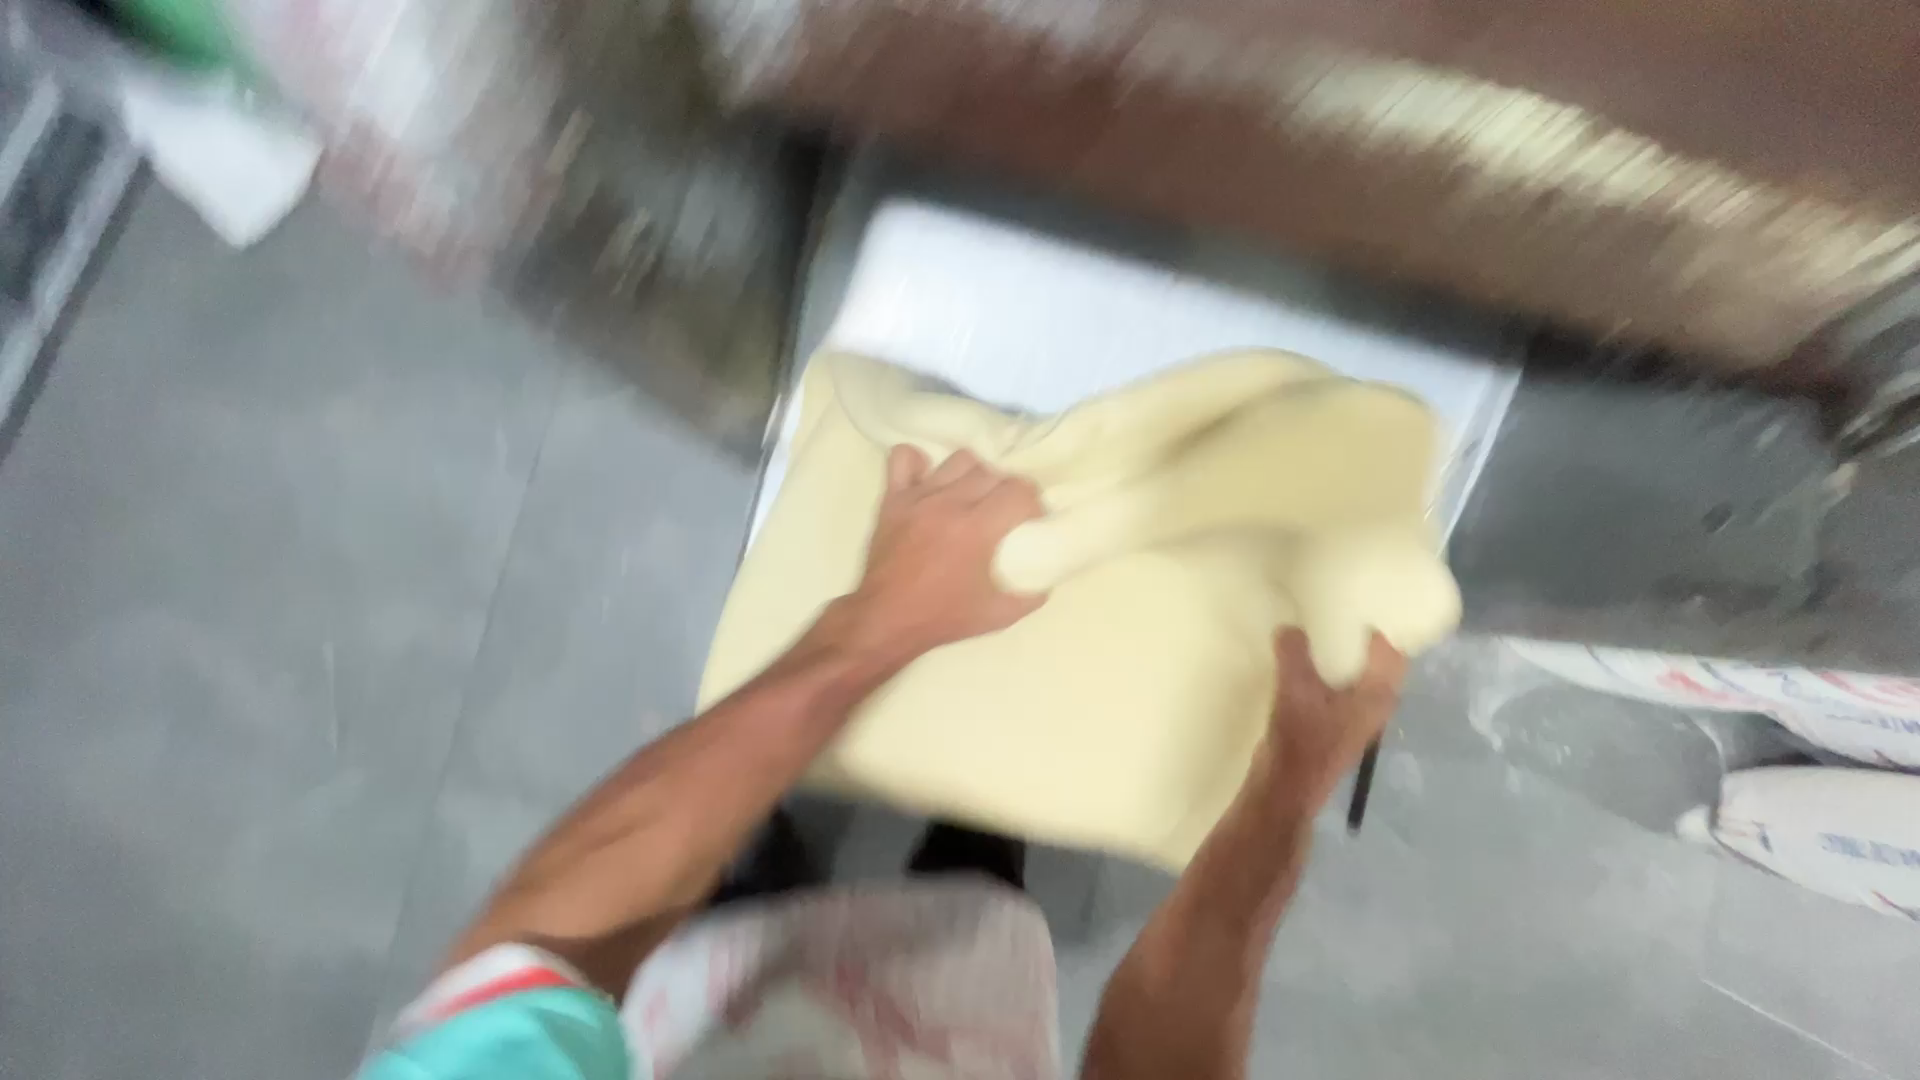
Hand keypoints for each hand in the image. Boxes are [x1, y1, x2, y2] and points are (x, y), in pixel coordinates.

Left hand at [834, 446, 1047, 662]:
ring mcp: (917, 498)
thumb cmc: (943, 618)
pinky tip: (929, 482)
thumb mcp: (999, 615)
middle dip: (1007, 490)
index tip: (1031, 522)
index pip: (1019, 490)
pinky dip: (919, 463)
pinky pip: (904, 458)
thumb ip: (1031, 595)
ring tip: (972, 497)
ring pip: (958, 460)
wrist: (886, 620)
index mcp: (976, 529)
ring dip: (974, 474)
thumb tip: (1046, 578)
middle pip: (993, 472)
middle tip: (1005, 513)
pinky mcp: (891, 499)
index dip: (1033, 504)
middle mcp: (948, 504)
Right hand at [1264, 628, 1406, 809]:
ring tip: (1315, 632)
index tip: (1360, 602)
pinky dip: (1325, 673)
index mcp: (1378, 695)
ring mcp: (1354, 718)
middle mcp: (1374, 706)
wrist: (1287, 786)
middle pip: (1376, 664)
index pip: (1392, 652)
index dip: (1380, 627)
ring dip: (1339, 657)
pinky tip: (1300, 665)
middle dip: (1359, 640)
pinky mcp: (1333, 726)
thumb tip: (1291, 627)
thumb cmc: (1303, 738)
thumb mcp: (1295, 688)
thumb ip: (1294, 653)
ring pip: (1355, 677)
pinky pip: (1336, 689)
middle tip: (1335, 610)